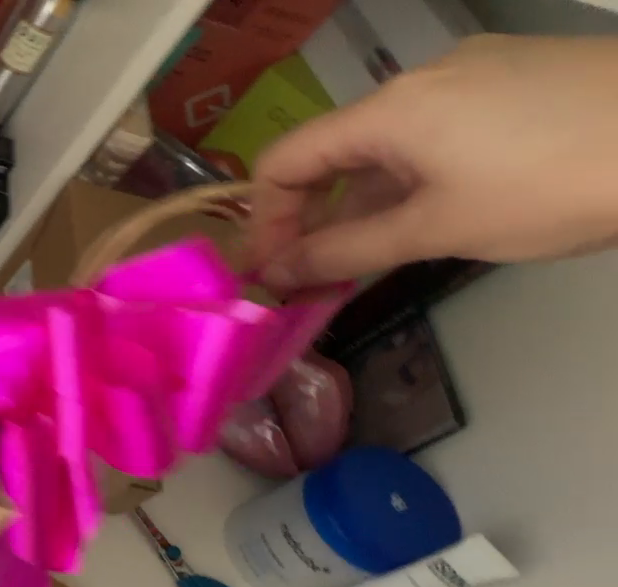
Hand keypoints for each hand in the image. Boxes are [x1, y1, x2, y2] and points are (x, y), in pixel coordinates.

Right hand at [250, 34, 617, 289]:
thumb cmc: (556, 184)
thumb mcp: (433, 230)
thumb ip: (339, 253)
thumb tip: (273, 275)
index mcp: (390, 110)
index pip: (284, 162)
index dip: (265, 222)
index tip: (270, 272)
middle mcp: (423, 82)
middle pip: (331, 154)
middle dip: (310, 218)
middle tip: (310, 274)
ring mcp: (476, 76)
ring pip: (382, 149)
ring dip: (359, 207)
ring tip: (365, 259)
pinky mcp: (519, 82)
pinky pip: (432, 137)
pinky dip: (407, 183)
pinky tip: (424, 219)